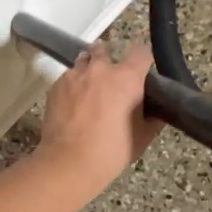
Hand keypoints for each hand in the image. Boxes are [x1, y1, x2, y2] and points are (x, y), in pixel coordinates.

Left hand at [38, 41, 163, 184]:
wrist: (69, 161)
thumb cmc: (112, 150)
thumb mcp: (142, 136)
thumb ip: (151, 118)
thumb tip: (156, 111)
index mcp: (126, 78)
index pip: (140, 52)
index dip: (143, 59)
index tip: (142, 68)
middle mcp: (99, 69)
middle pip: (105, 50)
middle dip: (109, 59)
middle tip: (112, 78)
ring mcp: (74, 75)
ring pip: (83, 61)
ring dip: (89, 69)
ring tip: (91, 87)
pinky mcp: (55, 86)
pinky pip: (68, 77)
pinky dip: (73, 84)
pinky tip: (74, 101)